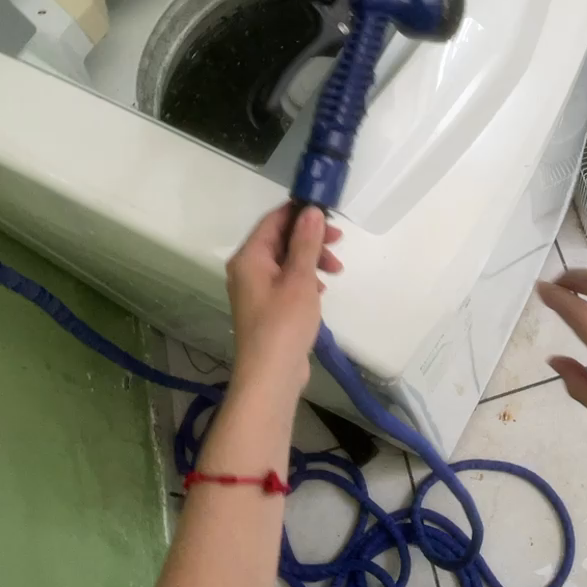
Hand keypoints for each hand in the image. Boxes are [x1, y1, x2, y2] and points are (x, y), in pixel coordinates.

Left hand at [226, 204, 342, 390]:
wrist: (271, 375)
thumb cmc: (284, 323)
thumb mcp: (300, 279)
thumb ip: (306, 242)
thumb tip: (311, 211)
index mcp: (249, 258)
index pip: (274, 220)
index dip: (301, 213)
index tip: (330, 215)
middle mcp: (248, 269)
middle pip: (281, 239)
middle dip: (311, 238)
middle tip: (338, 242)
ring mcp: (257, 290)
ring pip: (287, 260)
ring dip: (312, 258)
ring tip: (335, 270)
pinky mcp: (268, 307)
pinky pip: (287, 280)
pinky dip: (306, 278)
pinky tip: (321, 289)